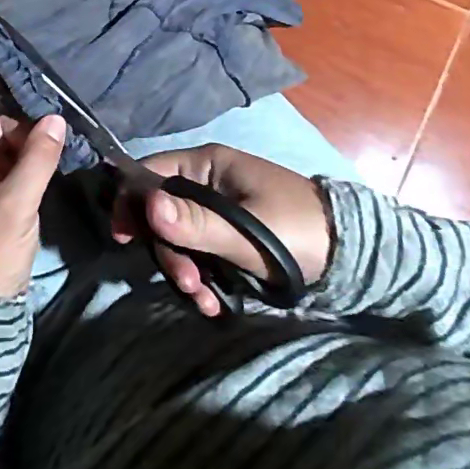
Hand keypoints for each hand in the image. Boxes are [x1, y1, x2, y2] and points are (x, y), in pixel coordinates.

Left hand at [0, 23, 66, 297]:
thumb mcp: (14, 202)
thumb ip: (37, 157)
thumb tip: (56, 120)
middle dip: (20, 118)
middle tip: (48, 110)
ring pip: (11, 139)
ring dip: (32, 140)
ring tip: (56, 146)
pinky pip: (19, 158)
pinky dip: (35, 154)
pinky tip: (54, 154)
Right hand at [112, 144, 331, 316]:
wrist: (346, 255)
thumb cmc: (297, 230)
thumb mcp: (246, 230)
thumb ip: (197, 222)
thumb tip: (147, 206)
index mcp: (207, 164)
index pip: (150, 172)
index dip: (132, 201)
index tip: (124, 236)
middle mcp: (205, 184)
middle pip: (160, 214)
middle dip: (168, 251)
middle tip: (187, 282)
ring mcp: (214, 213)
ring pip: (176, 240)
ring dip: (183, 271)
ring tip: (204, 300)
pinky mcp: (224, 239)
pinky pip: (196, 256)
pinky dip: (199, 280)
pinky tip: (213, 303)